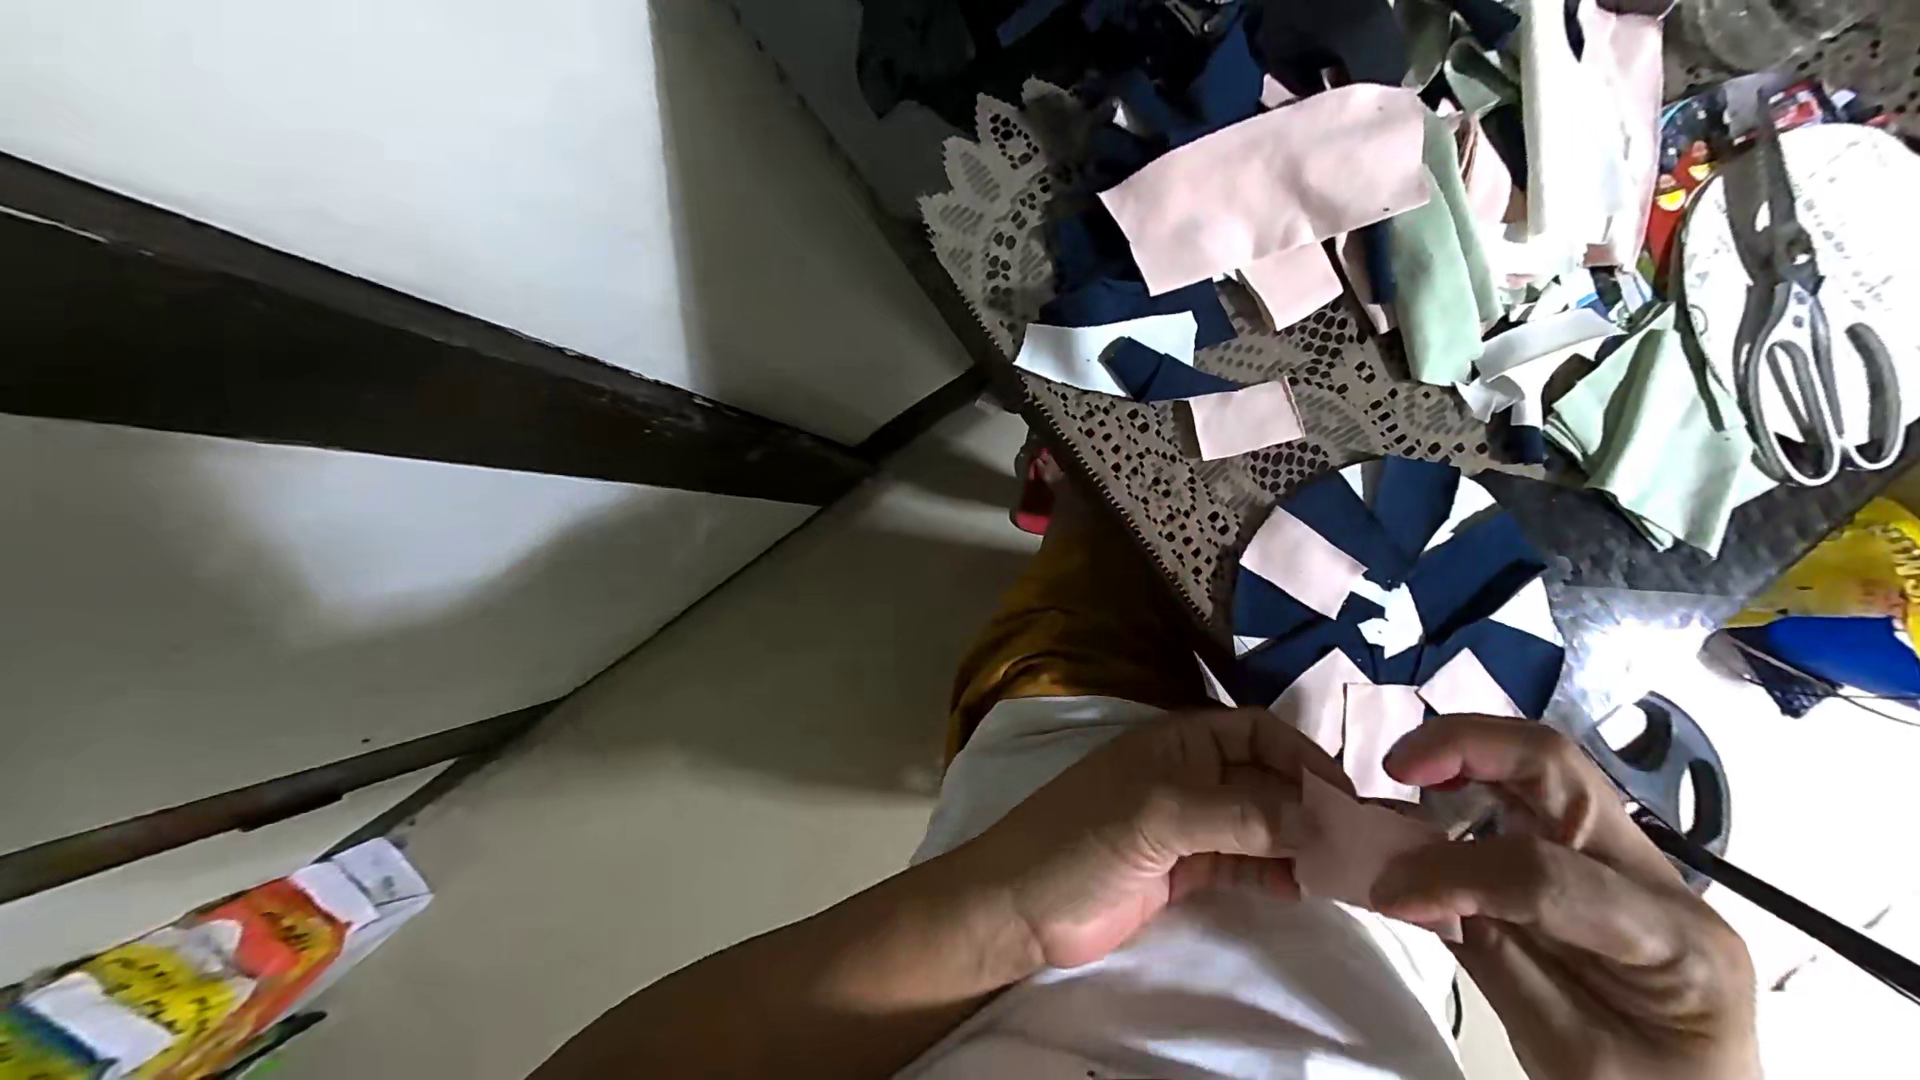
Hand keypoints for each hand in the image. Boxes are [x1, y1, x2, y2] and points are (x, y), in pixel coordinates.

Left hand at [955, 706, 1349, 968]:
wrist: (1023, 906)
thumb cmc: (1080, 839)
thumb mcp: (1157, 815)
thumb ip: (1238, 814)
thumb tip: (1324, 818)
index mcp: (1179, 741)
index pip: (1256, 732)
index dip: (1303, 757)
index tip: (1347, 799)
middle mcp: (1191, 774)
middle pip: (1267, 779)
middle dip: (1316, 804)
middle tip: (1372, 844)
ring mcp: (1192, 823)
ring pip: (1265, 824)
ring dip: (1307, 843)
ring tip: (1358, 873)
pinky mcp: (1190, 868)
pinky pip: (1250, 863)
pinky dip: (1283, 873)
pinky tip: (1314, 889)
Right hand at [1370, 716, 1759, 1079]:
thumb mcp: (1568, 1053)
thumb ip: (1487, 955)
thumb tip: (1399, 886)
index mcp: (1676, 941)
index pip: (1542, 874)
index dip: (1449, 874)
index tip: (1386, 894)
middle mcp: (1653, 875)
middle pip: (1555, 766)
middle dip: (1462, 748)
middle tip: (1394, 768)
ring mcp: (1618, 850)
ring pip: (1535, 757)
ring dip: (1459, 750)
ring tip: (1403, 774)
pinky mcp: (1580, 845)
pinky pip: (1519, 783)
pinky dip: (1462, 772)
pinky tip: (1426, 792)